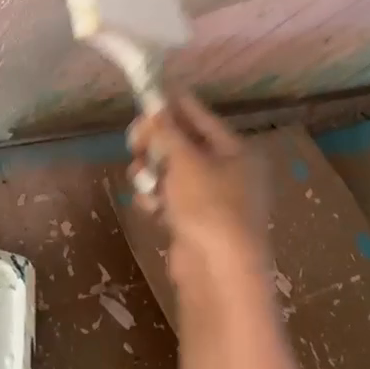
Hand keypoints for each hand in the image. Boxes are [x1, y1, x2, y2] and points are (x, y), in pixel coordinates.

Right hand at [128, 90, 270, 286]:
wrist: (220, 274)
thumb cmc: (209, 207)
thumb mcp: (184, 160)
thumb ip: (166, 130)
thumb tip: (155, 105)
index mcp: (235, 150)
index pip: (198, 114)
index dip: (170, 104)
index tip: (143, 94)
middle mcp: (227, 170)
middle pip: (180, 141)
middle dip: (155, 143)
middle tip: (134, 143)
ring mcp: (211, 197)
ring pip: (169, 169)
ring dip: (150, 173)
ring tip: (144, 183)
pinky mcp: (195, 220)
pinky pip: (168, 196)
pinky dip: (156, 198)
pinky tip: (151, 208)